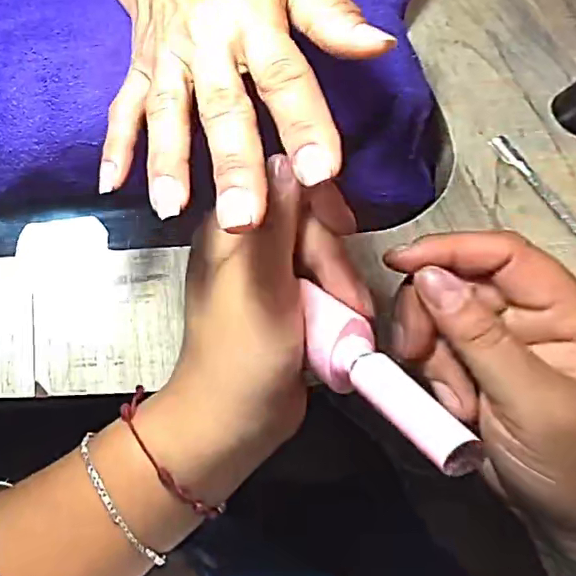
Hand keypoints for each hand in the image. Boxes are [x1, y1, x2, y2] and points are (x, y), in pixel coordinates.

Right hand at [100, 0, 393, 231]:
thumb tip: (379, 46)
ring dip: (167, 162)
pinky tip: (112, 183)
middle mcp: (204, 47)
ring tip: (171, 208)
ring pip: (166, 115)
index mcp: (251, 24)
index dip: (302, 123)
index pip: (282, 76)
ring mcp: (164, 64)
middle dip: (232, 164)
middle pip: (220, 108)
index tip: (320, 172)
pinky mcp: (136, 75)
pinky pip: (122, 111)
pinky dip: (114, 147)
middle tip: (244, 217)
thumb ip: (333, 18)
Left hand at [147, 156, 359, 491]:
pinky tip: (344, 334)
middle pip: (307, 223)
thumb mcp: (260, 281)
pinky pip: (323, 285)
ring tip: (349, 328)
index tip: (342, 227)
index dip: (316, 201)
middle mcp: (243, 241)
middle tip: (347, 302)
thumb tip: (284, 158)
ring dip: (342, 290)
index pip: (277, 184)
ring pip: (321, 256)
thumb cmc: (239, 352)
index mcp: (226, 227)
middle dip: (333, 261)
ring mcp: (265, 271)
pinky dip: (338, 307)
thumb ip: (275, 223)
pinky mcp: (286, 299)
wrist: (234, 418)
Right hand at [382, 233, 575, 555]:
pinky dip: (428, 365)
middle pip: (456, 279)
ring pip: (435, 308)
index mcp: (569, 319)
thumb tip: (428, 275)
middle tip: (416, 350)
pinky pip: (431, 339)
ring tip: (450, 393)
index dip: (451, 249)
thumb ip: (480, 336)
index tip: (399, 262)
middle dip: (428, 312)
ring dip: (427, 346)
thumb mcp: (534, 404)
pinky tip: (452, 400)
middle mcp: (533, 320)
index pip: (506, 255)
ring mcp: (502, 340)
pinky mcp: (474, 360)